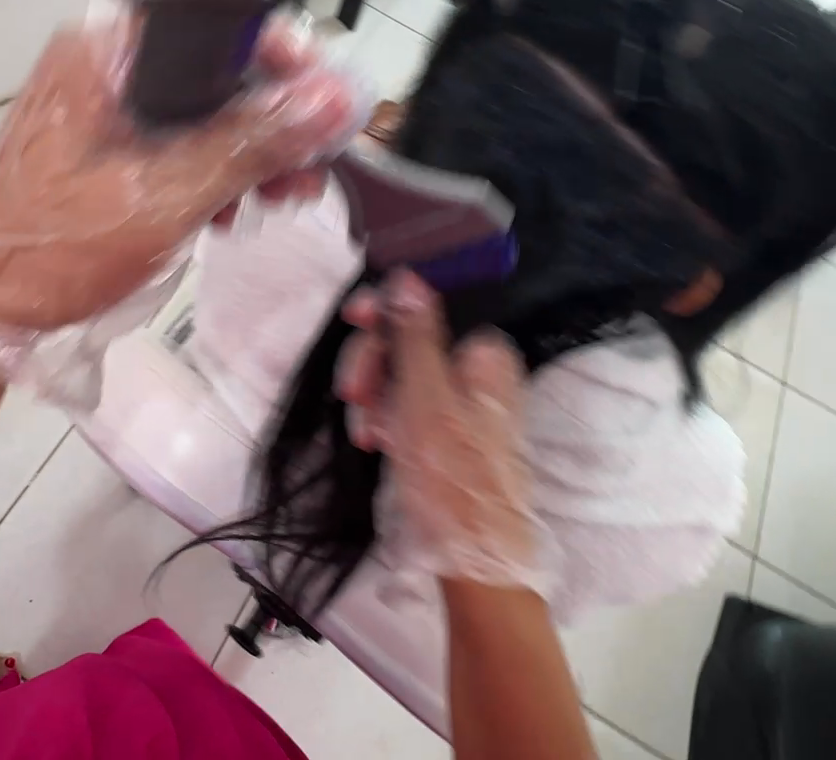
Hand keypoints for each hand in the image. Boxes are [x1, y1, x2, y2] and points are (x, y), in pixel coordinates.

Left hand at [0, 2, 364, 378]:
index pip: (215, 25)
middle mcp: (108, 66)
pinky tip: (232, 214)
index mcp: (107, 54)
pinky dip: (217, 175)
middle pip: (218, 72)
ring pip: (207, 112)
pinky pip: (182, 144)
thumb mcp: (168, 196)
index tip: (326, 104)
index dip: (281, 57)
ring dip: (253, 155)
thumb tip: (337, 98)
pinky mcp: (112, 147)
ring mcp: (108, 108)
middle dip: (275, 123)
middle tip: (312, 170)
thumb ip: (253, 143)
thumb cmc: (61, 249)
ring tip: (281, 202)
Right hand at [337, 272, 545, 589]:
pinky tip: (377, 444)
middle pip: (409, 341)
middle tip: (352, 393)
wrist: (475, 560)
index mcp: (484, 353)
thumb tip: (408, 275)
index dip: (386, 310)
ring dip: (376, 399)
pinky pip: (409, 408)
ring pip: (402, 377)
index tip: (354, 319)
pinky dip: (389, 421)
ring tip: (368, 434)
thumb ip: (415, 333)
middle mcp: (478, 371)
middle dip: (375, 365)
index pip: (427, 307)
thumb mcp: (425, 396)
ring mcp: (463, 403)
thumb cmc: (452, 474)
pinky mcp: (449, 432)